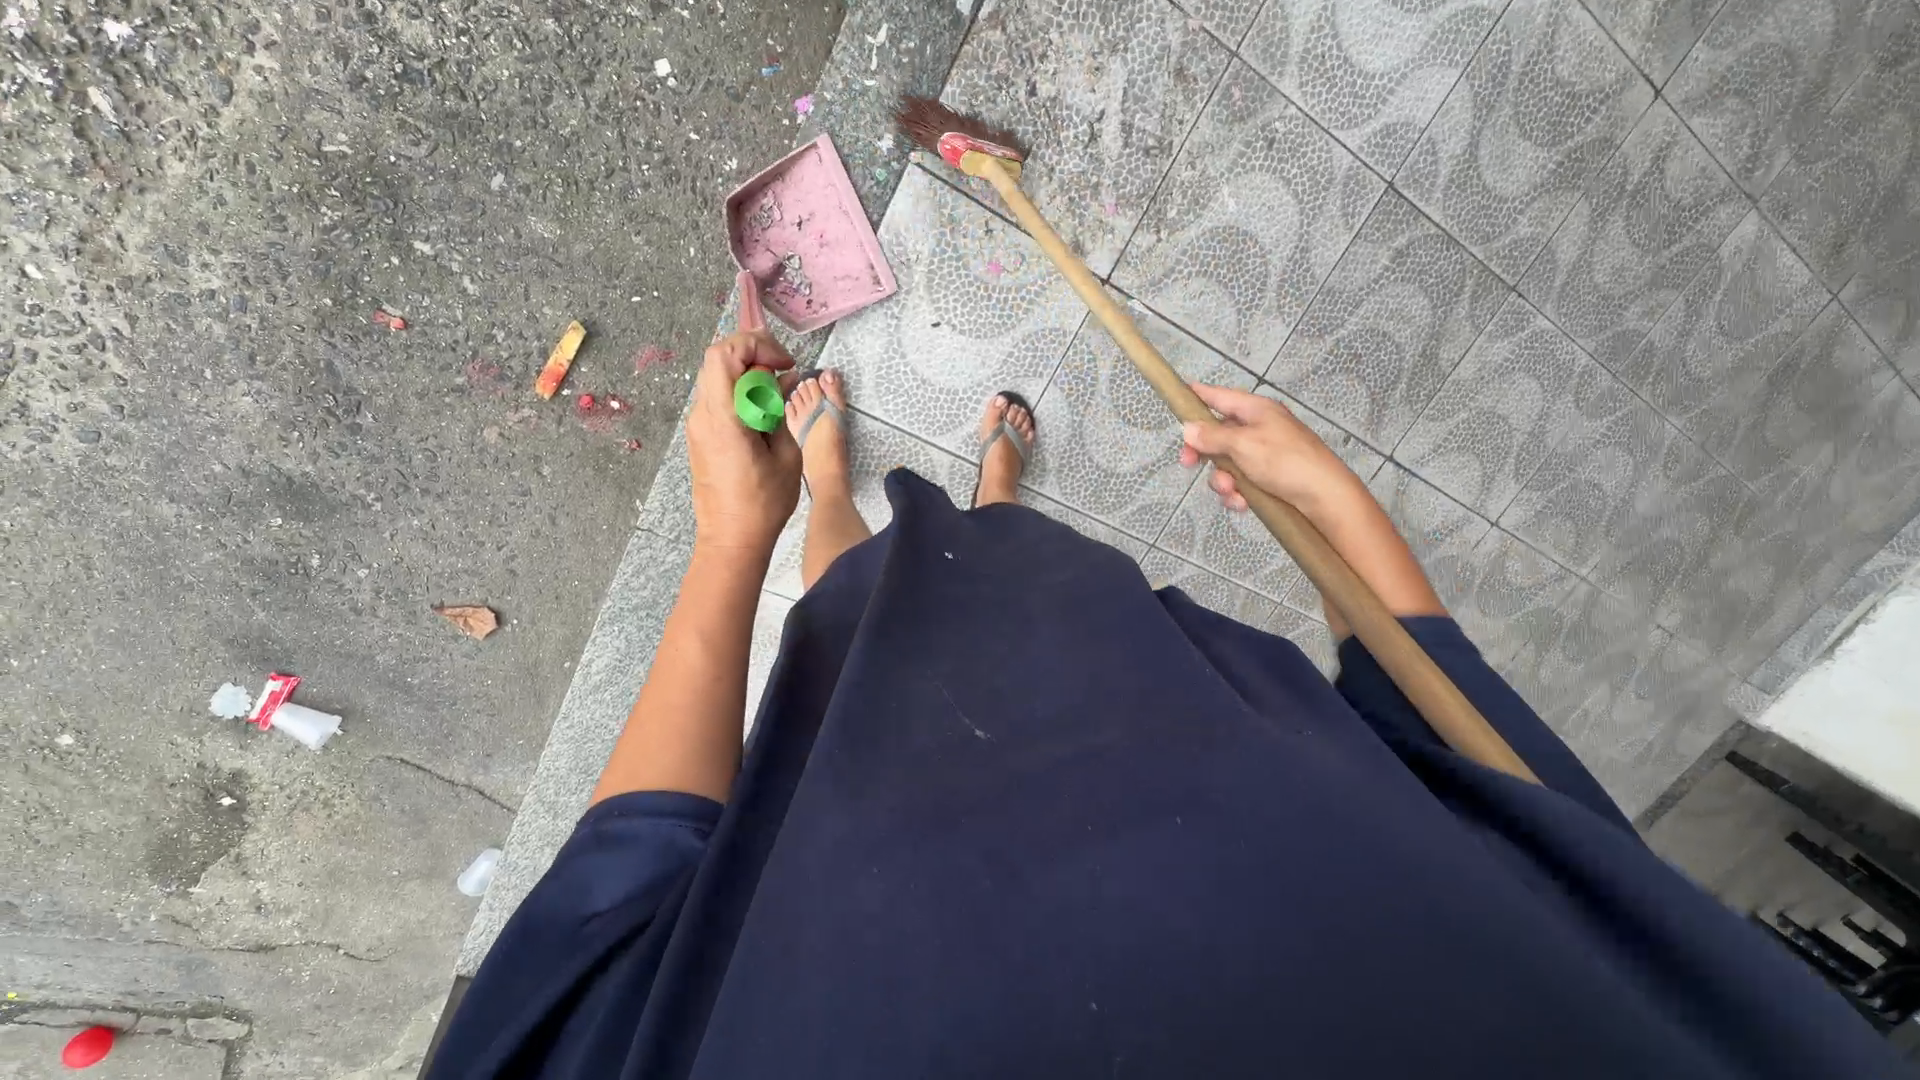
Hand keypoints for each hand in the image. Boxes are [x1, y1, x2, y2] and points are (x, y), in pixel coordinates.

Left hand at [686, 331, 801, 555]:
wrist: (731, 539)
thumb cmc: (763, 503)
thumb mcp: (786, 454)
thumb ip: (779, 410)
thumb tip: (781, 382)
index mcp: (723, 417)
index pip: (724, 353)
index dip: (756, 346)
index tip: (784, 364)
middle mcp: (702, 415)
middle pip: (718, 359)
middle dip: (754, 356)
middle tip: (782, 373)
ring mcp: (698, 426)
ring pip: (718, 378)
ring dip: (749, 376)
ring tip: (777, 395)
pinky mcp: (701, 436)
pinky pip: (719, 399)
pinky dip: (741, 394)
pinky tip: (765, 413)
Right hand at [1179, 383, 1362, 515]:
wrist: (1324, 496)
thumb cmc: (1287, 461)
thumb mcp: (1243, 444)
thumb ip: (1212, 436)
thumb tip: (1188, 428)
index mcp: (1256, 411)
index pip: (1219, 396)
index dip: (1197, 395)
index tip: (1177, 395)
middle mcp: (1259, 429)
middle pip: (1217, 435)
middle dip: (1204, 453)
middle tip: (1188, 463)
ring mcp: (1263, 455)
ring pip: (1226, 464)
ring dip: (1222, 480)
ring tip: (1232, 491)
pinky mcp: (1268, 478)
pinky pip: (1240, 482)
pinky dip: (1237, 493)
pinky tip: (1242, 502)